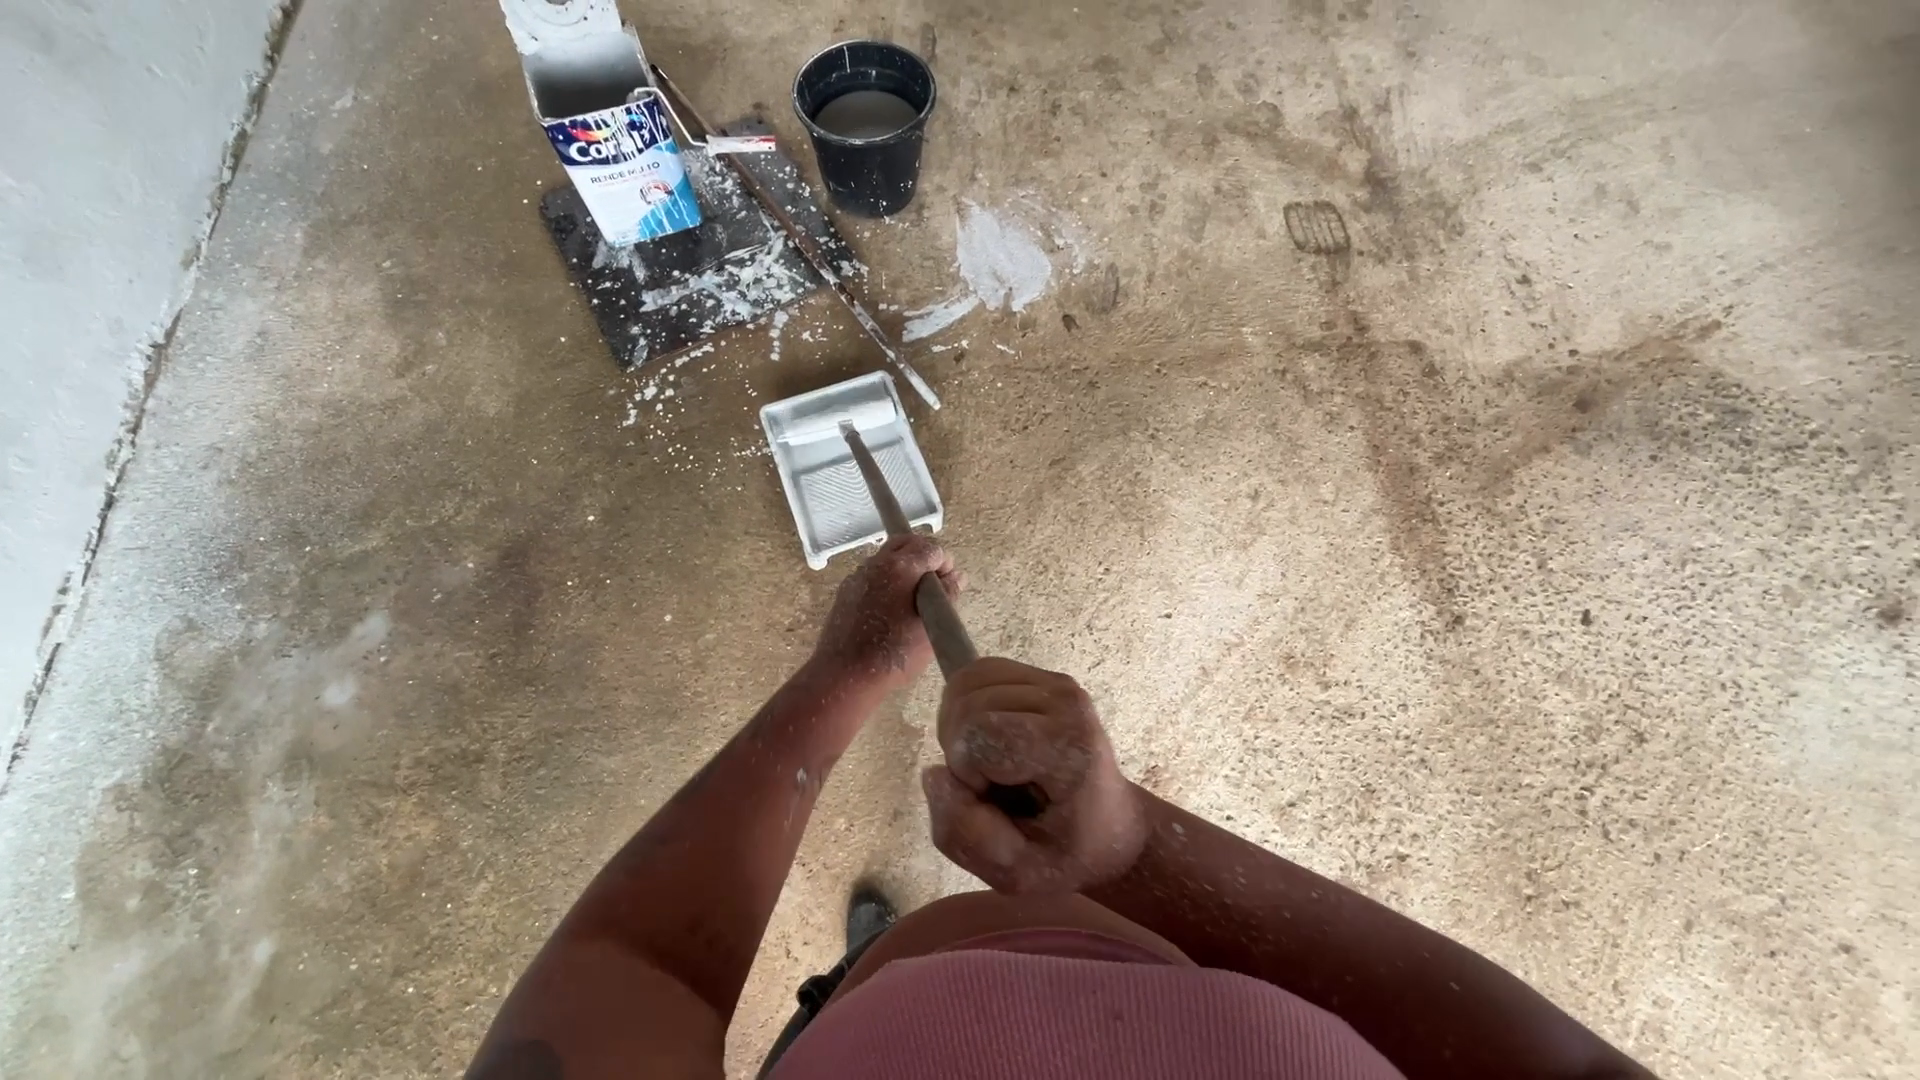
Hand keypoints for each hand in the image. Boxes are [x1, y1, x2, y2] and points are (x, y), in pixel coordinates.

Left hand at [812, 535, 960, 690]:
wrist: (845, 676)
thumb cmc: (894, 653)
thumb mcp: (931, 626)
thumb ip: (948, 596)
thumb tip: (957, 577)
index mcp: (900, 567)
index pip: (931, 548)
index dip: (945, 563)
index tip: (949, 585)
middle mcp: (876, 564)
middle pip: (905, 543)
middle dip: (924, 557)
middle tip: (935, 585)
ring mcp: (858, 577)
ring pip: (887, 559)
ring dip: (905, 568)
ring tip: (915, 600)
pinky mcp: (847, 593)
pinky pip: (873, 576)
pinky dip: (888, 582)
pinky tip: (892, 611)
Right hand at [921, 658, 1147, 893]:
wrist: (1109, 826)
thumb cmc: (1067, 854)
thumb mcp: (1017, 875)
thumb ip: (967, 836)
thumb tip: (933, 774)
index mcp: (1067, 748)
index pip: (978, 734)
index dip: (968, 774)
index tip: (996, 802)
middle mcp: (1066, 701)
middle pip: (967, 705)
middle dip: (960, 750)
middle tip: (989, 786)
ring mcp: (1055, 682)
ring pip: (965, 685)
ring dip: (959, 728)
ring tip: (987, 762)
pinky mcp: (1042, 675)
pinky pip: (976, 676)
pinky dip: (965, 707)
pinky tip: (986, 739)